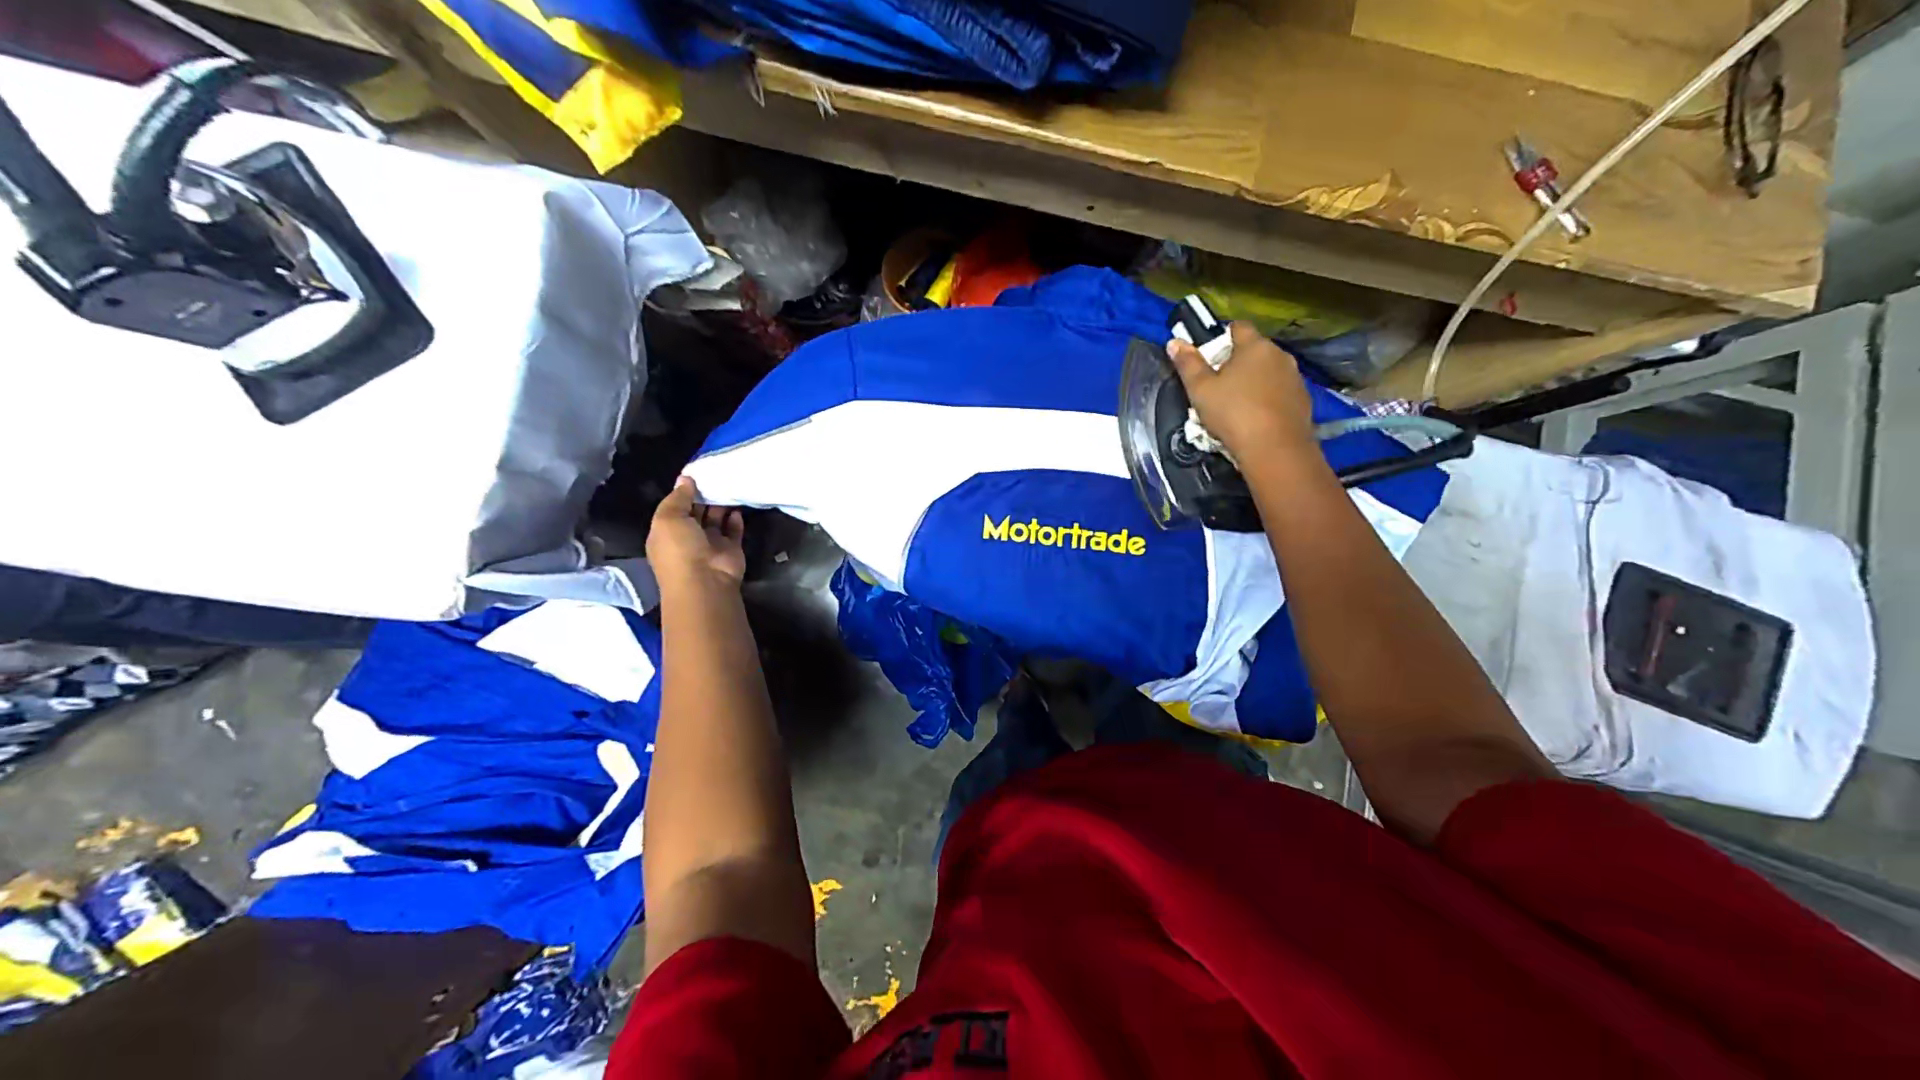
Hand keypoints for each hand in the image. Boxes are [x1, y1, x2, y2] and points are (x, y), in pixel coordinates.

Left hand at [647, 476, 745, 593]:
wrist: (705, 580)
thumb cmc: (680, 548)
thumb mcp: (668, 517)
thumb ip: (678, 497)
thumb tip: (685, 479)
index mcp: (667, 533)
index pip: (675, 509)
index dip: (683, 492)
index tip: (695, 474)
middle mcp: (688, 539)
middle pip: (697, 513)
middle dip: (704, 497)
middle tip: (716, 475)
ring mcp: (710, 545)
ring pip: (716, 520)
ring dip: (721, 505)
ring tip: (728, 485)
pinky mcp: (731, 550)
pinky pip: (734, 531)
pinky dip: (736, 519)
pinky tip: (736, 508)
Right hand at [1167, 322, 1315, 468]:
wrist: (1276, 449)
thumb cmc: (1233, 413)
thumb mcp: (1200, 390)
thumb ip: (1188, 364)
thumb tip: (1174, 342)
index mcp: (1254, 346)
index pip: (1239, 327)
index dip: (1223, 335)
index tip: (1211, 353)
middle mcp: (1279, 355)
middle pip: (1255, 349)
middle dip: (1238, 360)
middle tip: (1219, 383)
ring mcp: (1295, 377)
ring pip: (1270, 370)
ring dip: (1256, 380)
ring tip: (1239, 403)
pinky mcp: (1303, 400)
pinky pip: (1281, 391)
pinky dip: (1269, 397)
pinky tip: (1258, 417)